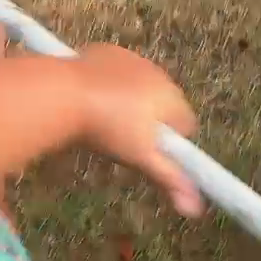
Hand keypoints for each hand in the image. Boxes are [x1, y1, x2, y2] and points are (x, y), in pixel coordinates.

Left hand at [69, 45, 203, 216]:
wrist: (64, 93)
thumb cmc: (107, 127)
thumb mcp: (140, 156)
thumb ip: (170, 178)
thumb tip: (196, 209)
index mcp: (171, 96)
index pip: (187, 123)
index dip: (172, 142)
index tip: (153, 153)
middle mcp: (157, 73)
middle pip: (164, 103)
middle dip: (151, 121)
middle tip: (125, 139)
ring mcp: (131, 59)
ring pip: (140, 87)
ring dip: (131, 101)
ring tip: (105, 120)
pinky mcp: (107, 52)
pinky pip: (118, 72)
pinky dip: (111, 84)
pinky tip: (92, 99)